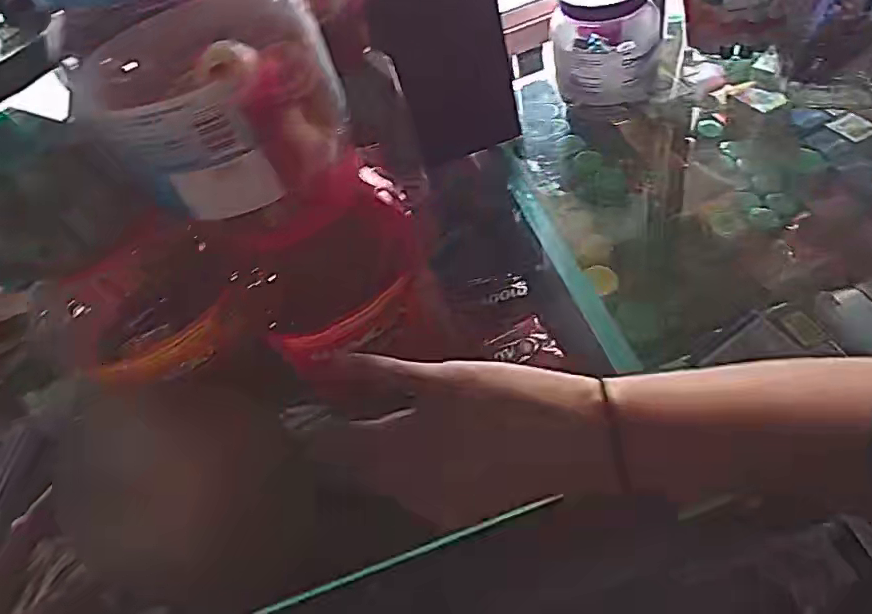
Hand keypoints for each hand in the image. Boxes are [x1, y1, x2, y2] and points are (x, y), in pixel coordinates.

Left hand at [309, 355, 619, 529]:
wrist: (573, 440)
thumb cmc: (505, 395)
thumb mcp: (443, 376)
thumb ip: (386, 372)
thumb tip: (333, 361)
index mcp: (395, 453)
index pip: (330, 447)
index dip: (308, 422)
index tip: (298, 397)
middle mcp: (404, 491)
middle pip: (355, 466)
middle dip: (341, 434)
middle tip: (337, 395)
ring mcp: (432, 507)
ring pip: (384, 477)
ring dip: (374, 446)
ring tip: (377, 407)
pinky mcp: (459, 510)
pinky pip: (415, 485)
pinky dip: (407, 460)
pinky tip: (426, 432)